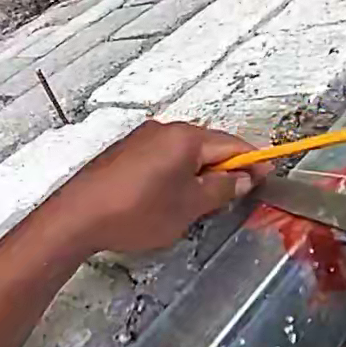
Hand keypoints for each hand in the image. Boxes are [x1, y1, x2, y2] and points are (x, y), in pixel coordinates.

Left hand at [46, 121, 271, 254]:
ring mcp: (142, 138)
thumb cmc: (136, 211)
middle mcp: (164, 129)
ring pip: (185, 153)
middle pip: (208, 145)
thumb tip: (241, 179)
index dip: (253, 162)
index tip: (267, 176)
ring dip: (200, 172)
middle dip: (225, 168)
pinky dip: (177, 172)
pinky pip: (163, 157)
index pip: (232, 145)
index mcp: (185, 137)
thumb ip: (220, 189)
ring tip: (202, 202)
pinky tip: (172, 197)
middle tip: (236, 195)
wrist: (78, 217)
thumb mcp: (188, 206)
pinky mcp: (126, 152)